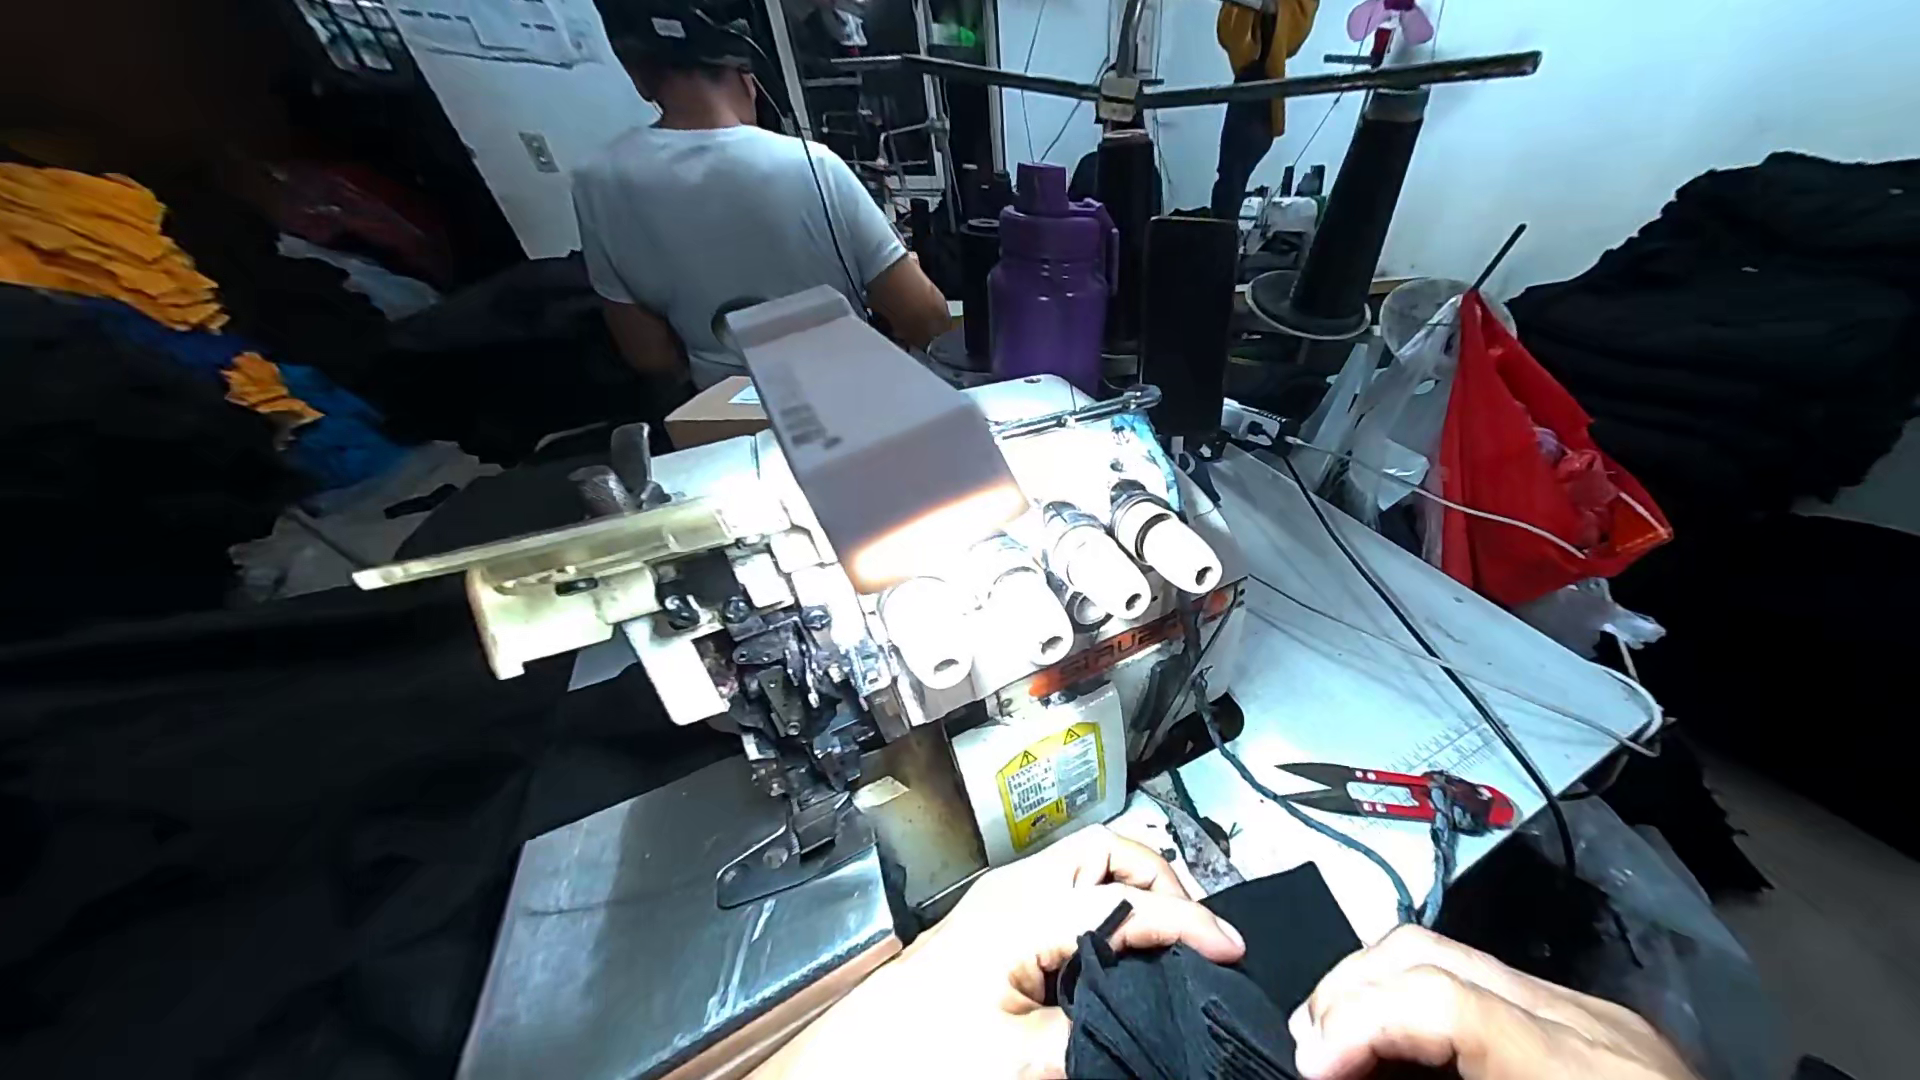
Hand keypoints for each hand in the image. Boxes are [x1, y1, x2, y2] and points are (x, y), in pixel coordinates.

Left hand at [755, 825, 1244, 1079]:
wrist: (870, 1045)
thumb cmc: (927, 1047)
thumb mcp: (1019, 1060)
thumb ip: (1090, 1037)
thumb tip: (1147, 1026)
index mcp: (1028, 912)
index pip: (1124, 902)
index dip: (1184, 923)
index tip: (1229, 947)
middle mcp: (1021, 884)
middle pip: (1105, 848)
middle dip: (1158, 876)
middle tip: (1192, 928)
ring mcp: (1011, 890)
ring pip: (1088, 859)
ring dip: (1133, 882)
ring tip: (1166, 932)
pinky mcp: (1005, 907)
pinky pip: (1071, 883)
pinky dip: (1107, 897)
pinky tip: (1119, 940)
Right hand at [1290, 925, 1699, 1079]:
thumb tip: (1343, 1072)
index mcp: (1586, 1076)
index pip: (1442, 999)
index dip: (1359, 1020)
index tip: (1311, 1066)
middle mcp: (1586, 1022)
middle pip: (1426, 950)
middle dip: (1347, 990)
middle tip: (1310, 1047)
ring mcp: (1588, 1011)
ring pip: (1439, 948)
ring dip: (1370, 983)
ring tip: (1336, 1036)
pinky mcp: (1586, 1019)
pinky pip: (1469, 976)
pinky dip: (1411, 996)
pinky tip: (1396, 1038)